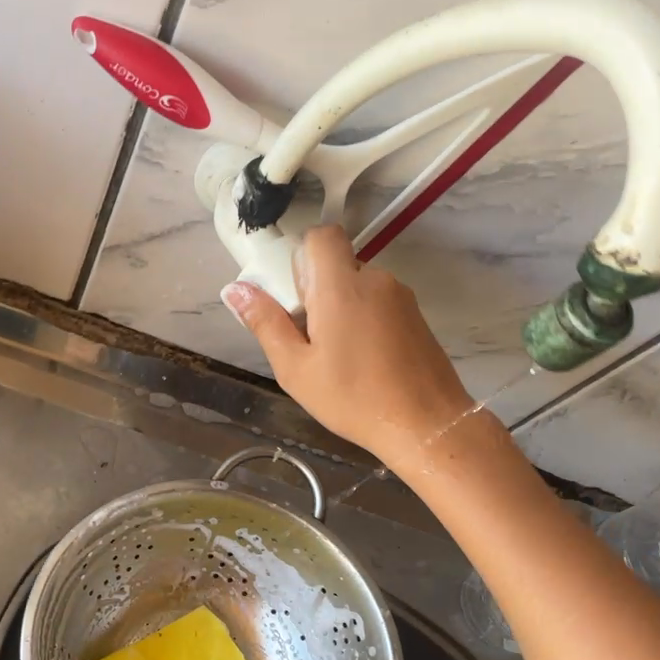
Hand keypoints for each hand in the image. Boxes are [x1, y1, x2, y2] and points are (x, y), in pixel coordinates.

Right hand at [220, 223, 476, 469]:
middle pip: (335, 264)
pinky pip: (376, 303)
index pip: (320, 236)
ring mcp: (399, 296)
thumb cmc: (351, 398)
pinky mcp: (414, 314)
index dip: (300, 257)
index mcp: (340, 287)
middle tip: (307, 341)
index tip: (292, 297)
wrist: (425, 423)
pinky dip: (361, 321)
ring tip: (334, 358)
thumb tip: (234, 289)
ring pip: (356, 285)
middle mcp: (374, 279)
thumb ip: (265, 323)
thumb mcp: (295, 369)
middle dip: (314, 291)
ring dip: (338, 309)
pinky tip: (360, 361)